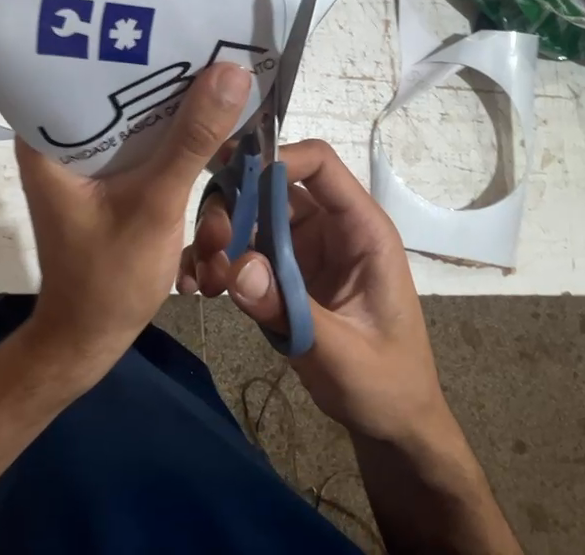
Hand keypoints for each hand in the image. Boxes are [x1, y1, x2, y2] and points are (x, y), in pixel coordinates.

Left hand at [16, 63, 252, 366]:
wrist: (89, 338)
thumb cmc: (109, 277)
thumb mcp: (155, 204)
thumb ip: (191, 140)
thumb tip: (229, 72)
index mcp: (44, 138)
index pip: (79, 68)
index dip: (126, 43)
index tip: (172, 18)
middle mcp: (56, 140)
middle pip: (110, 87)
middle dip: (159, 71)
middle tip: (207, 39)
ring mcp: (80, 160)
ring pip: (129, 114)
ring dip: (169, 106)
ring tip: (214, 72)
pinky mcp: (102, 177)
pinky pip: (137, 141)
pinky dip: (168, 135)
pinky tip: (205, 121)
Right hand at [181, 139, 451, 445]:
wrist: (389, 424)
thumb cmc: (385, 384)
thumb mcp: (343, 353)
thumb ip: (290, 310)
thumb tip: (237, 268)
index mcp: (360, 230)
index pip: (319, 165)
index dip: (275, 159)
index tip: (228, 178)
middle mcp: (327, 228)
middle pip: (269, 187)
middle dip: (231, 205)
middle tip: (206, 244)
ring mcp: (300, 249)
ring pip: (248, 216)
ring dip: (217, 237)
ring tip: (199, 276)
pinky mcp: (278, 273)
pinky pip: (240, 251)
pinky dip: (215, 263)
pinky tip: (195, 288)